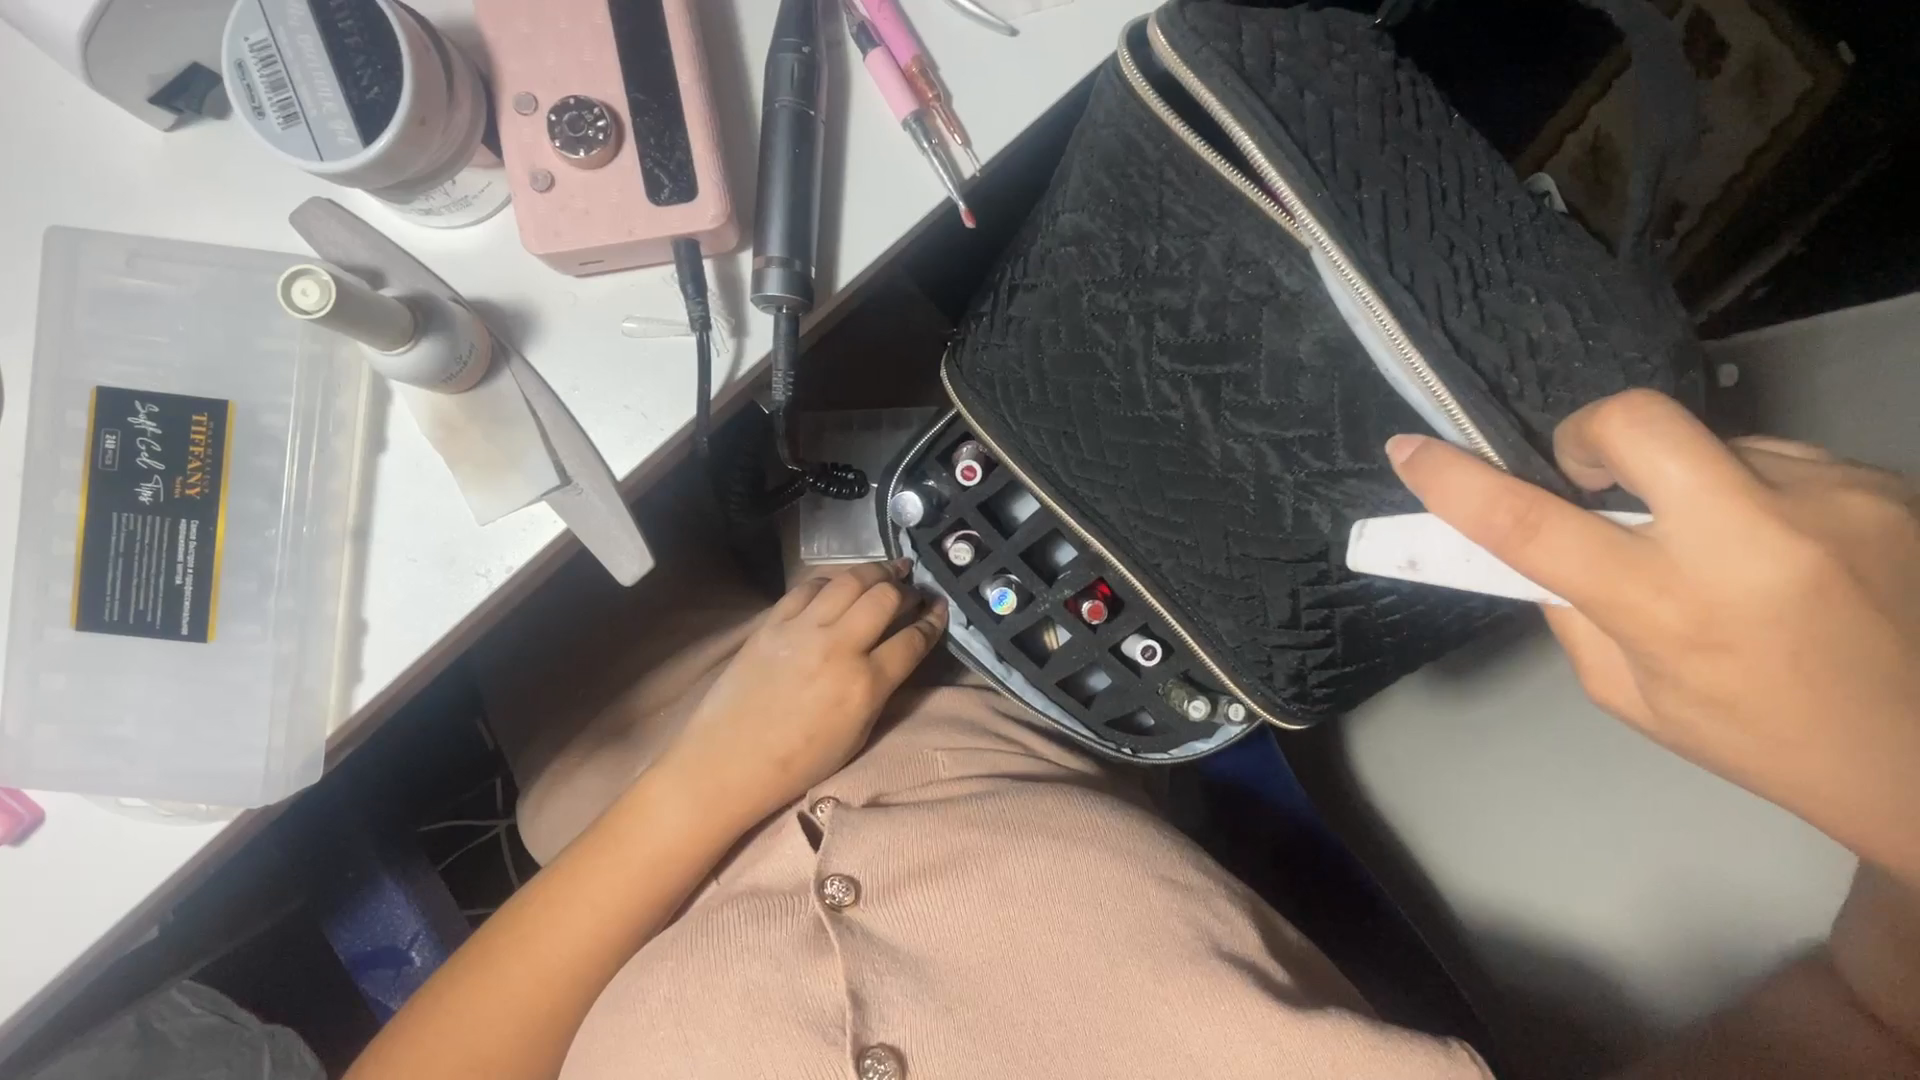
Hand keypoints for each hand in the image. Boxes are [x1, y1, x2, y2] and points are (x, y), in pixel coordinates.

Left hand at [658, 560, 947, 829]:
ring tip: (887, 571)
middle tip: (913, 588)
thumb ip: (881, 690)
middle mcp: (837, 647)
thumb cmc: (797, 763)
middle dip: (907, 588)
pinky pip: (808, 586)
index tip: (941, 608)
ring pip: (849, 580)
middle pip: (884, 598)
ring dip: (874, 572)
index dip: (933, 620)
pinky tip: (839, 584)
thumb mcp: (857, 736)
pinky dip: (831, 580)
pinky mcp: (772, 622)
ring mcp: (802, 630)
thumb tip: (898, 653)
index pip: (912, 640)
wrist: (726, 762)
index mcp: (864, 685)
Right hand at [1386, 390, 1919, 885]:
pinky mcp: (1884, 482)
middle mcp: (1752, 538)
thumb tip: (1539, 548)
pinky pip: (1774, 460)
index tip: (1407, 451)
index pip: (1528, 524)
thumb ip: (1574, 611)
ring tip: (1725, 547)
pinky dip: (1750, 493)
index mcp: (1670, 607)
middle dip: (1586, 437)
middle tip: (1590, 480)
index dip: (1454, 482)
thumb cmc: (1760, 739)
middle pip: (1634, 422)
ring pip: (1708, 444)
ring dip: (1686, 483)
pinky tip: (1786, 551)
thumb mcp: (1632, 694)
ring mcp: (1831, 498)